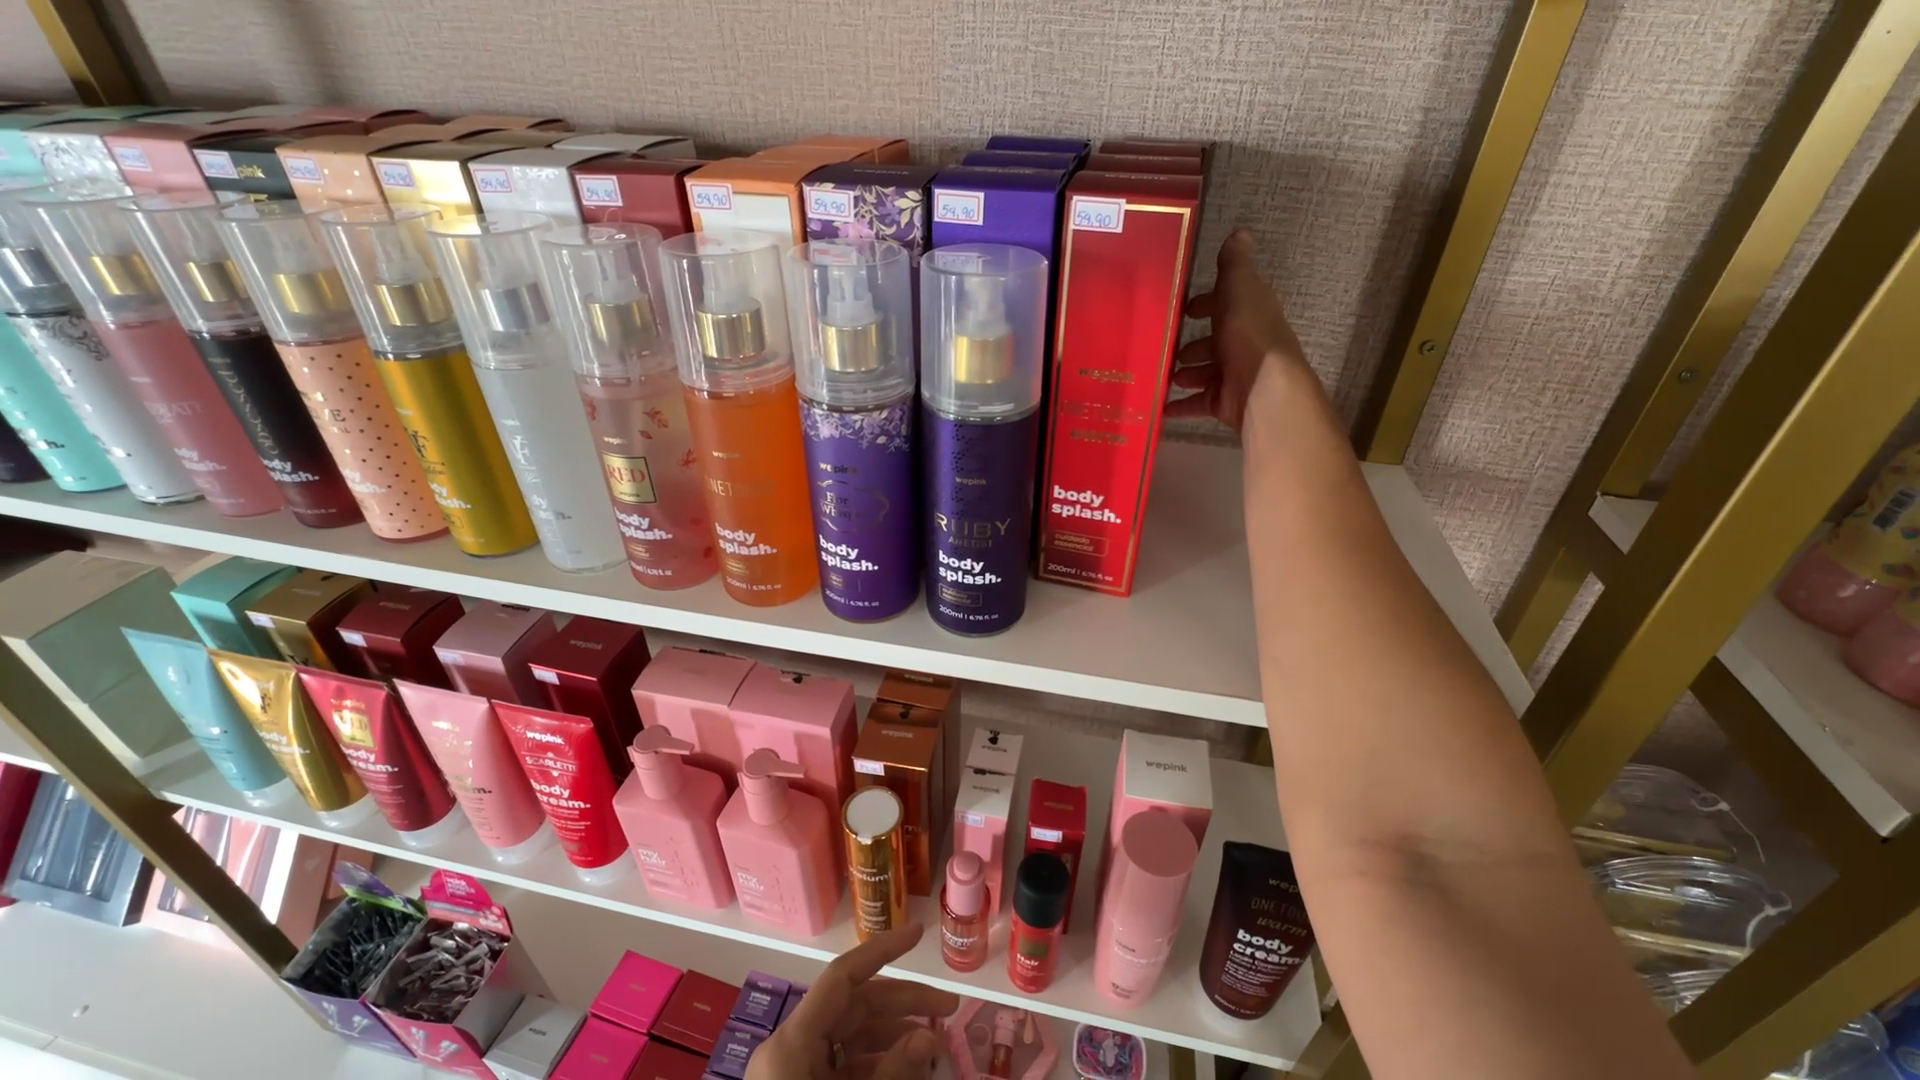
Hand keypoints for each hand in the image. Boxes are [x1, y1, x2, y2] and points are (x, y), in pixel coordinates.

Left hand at [746, 925, 959, 1079]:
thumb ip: (893, 1075)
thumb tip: (927, 1036)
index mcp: (792, 1043)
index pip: (843, 978)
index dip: (883, 951)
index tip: (920, 936)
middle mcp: (790, 1051)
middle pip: (853, 1007)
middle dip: (903, 1004)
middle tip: (949, 1012)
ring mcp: (793, 1077)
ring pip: (851, 1038)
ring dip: (894, 1037)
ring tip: (936, 1048)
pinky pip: (843, 1069)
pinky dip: (877, 1067)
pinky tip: (909, 1075)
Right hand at [1166, 228, 1308, 431]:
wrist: (1261, 385)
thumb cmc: (1248, 332)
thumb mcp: (1239, 286)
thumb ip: (1234, 263)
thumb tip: (1240, 232)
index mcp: (1249, 313)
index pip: (1227, 305)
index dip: (1207, 305)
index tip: (1186, 310)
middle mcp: (1244, 343)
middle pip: (1214, 342)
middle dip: (1192, 345)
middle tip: (1168, 347)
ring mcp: (1234, 375)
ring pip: (1204, 373)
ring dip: (1184, 373)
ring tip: (1164, 374)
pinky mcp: (1224, 402)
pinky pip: (1198, 403)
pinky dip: (1181, 405)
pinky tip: (1161, 405)